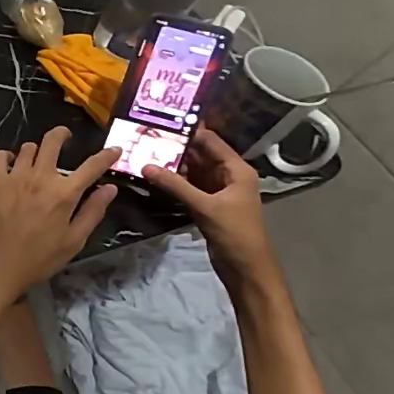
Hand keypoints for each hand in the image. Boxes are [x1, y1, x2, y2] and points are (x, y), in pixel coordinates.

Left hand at [0, 127, 119, 310]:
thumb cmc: (38, 260)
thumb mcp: (73, 242)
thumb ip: (93, 212)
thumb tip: (110, 188)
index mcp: (64, 193)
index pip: (92, 166)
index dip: (107, 155)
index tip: (115, 149)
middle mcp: (40, 177)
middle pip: (53, 141)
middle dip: (63, 134)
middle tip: (66, 138)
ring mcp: (15, 176)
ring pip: (28, 147)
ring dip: (37, 150)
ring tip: (39, 159)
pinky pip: (1, 156)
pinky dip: (8, 157)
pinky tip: (12, 166)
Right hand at [144, 128, 283, 295]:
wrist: (247, 270)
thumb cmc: (234, 233)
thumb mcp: (204, 207)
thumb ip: (175, 185)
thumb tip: (146, 166)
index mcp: (236, 170)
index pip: (210, 141)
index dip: (188, 132)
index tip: (162, 123)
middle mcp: (228, 176)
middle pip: (201, 155)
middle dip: (177, 148)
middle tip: (147, 138)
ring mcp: (218, 191)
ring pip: (194, 171)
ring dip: (174, 165)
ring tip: (146, 153)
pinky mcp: (209, 206)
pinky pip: (190, 187)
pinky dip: (176, 182)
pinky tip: (156, 177)